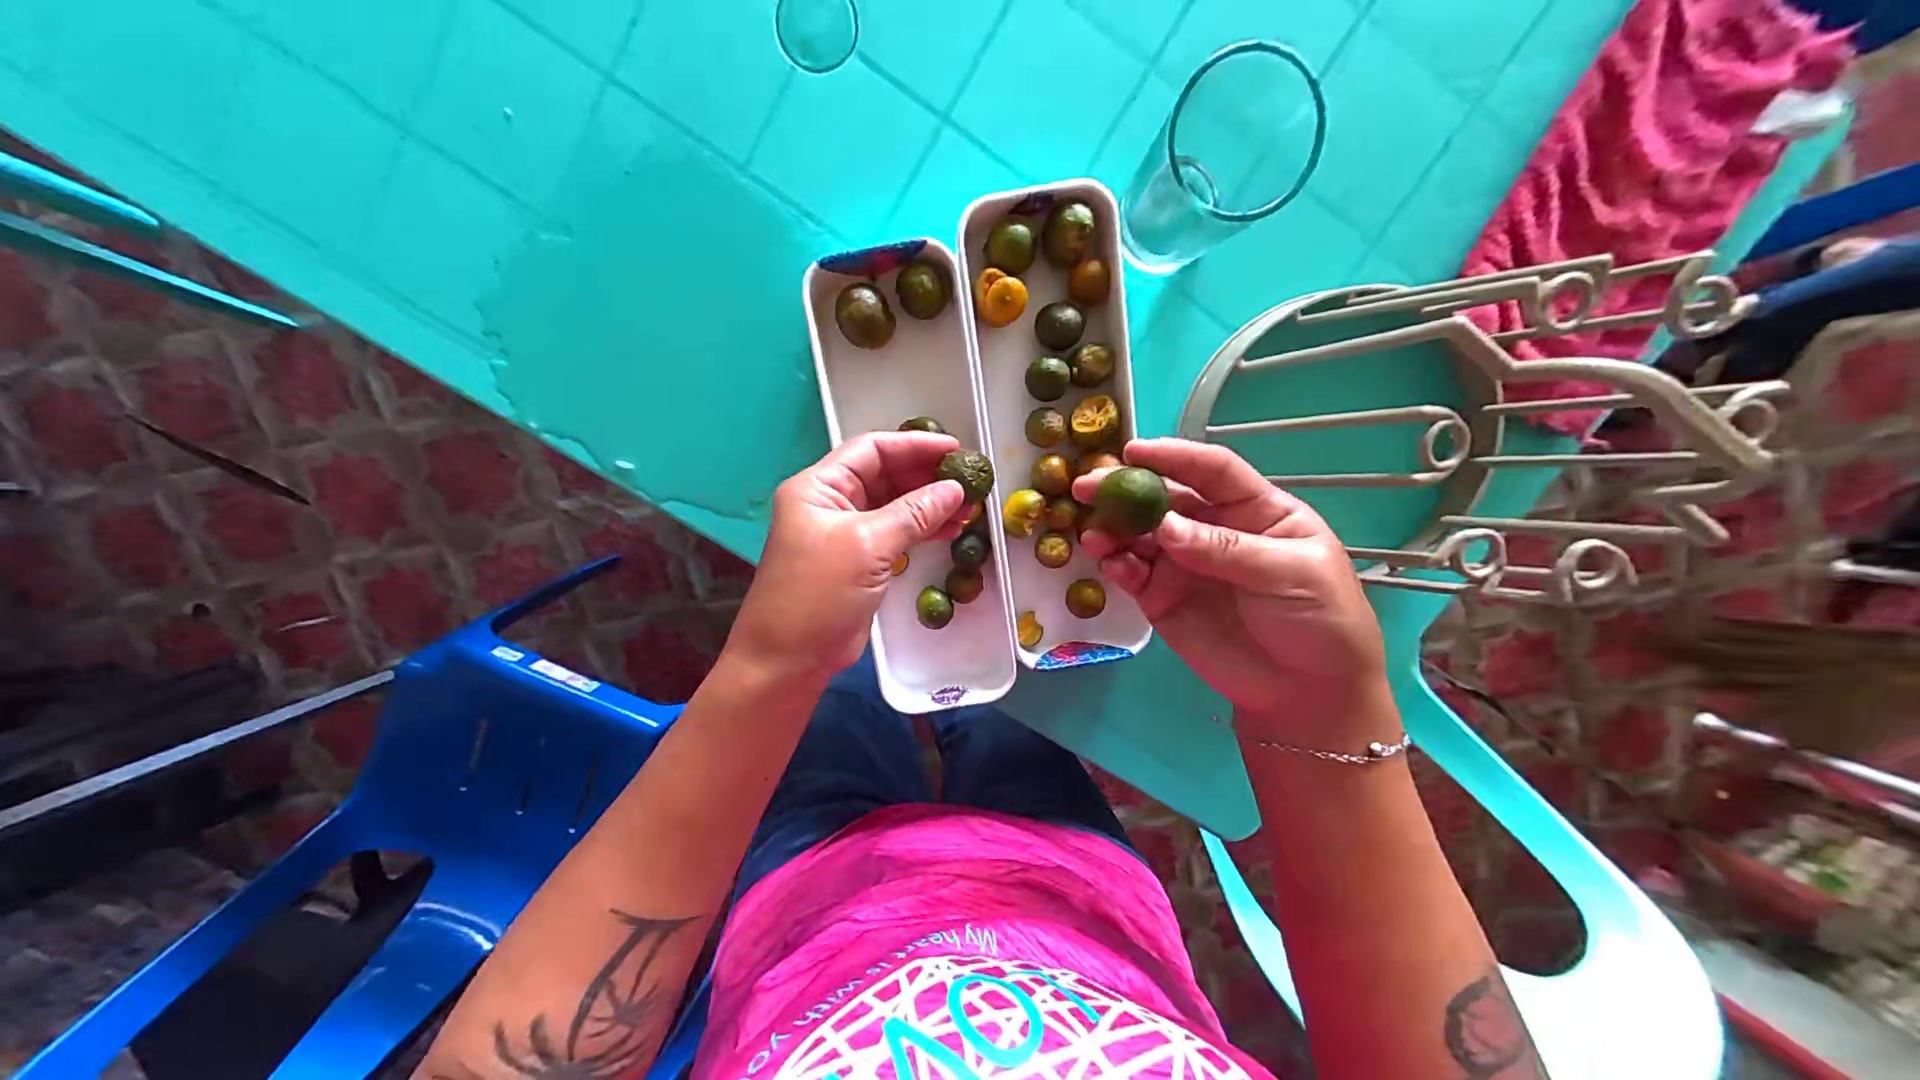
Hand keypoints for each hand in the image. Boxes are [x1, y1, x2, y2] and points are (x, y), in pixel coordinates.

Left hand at [729, 430, 967, 682]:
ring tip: (968, 508)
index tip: (954, 450)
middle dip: (926, 476)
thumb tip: (955, 489)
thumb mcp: (867, 546)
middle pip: (885, 475)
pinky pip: (896, 533)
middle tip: (968, 480)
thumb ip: (913, 513)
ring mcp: (845, 533)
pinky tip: (950, 530)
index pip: (871, 450)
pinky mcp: (859, 560)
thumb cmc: (817, 594)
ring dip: (930, 505)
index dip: (914, 445)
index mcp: (819, 487)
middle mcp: (831, 503)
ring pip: (894, 505)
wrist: (789, 659)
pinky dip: (922, 530)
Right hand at [1073, 438, 1389, 742]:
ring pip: (1138, 534)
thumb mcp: (1288, 574)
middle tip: (1088, 486)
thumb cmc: (1319, 619)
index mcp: (1254, 509)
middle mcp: (1212, 528)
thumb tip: (1164, 526)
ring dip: (1112, 529)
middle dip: (1125, 489)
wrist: (1306, 692)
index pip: (1212, 470)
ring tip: (1092, 534)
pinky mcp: (1161, 596)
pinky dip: (1114, 564)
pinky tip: (1106, 562)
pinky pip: (1131, 572)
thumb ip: (1225, 549)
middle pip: (1164, 498)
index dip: (1174, 457)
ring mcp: (1183, 562)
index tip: (1134, 452)